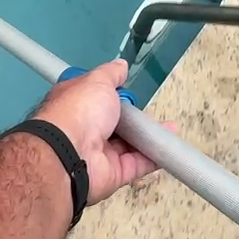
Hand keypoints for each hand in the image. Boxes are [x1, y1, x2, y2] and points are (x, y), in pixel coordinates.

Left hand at [27, 59, 158, 202]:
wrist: (71, 153)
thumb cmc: (79, 110)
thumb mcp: (97, 81)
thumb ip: (111, 74)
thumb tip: (121, 65)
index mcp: (76, 105)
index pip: (96, 98)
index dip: (111, 93)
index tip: (126, 89)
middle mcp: (86, 129)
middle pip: (115, 123)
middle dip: (132, 118)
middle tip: (148, 111)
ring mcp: (99, 153)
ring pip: (128, 144)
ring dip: (147, 136)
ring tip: (168, 127)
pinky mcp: (113, 173)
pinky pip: (137, 163)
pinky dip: (153, 155)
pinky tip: (167, 144)